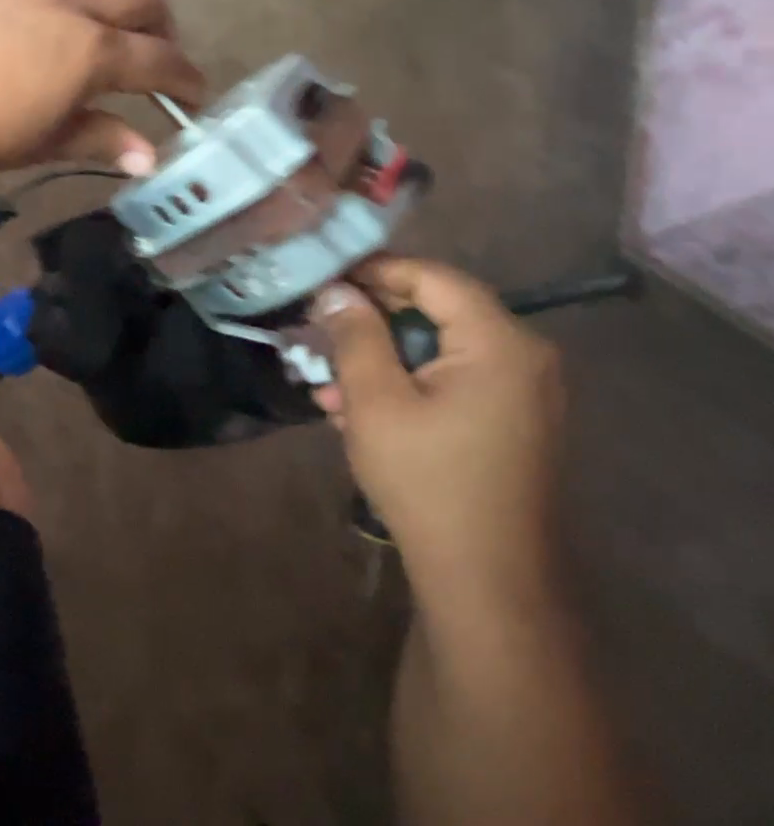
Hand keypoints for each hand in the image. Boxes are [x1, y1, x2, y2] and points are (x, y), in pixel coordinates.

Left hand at [0, 0, 204, 176]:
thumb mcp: (44, 143)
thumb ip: (100, 140)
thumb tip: (149, 157)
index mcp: (93, 49)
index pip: (159, 60)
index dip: (185, 79)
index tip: (194, 96)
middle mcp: (70, 2)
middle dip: (161, 27)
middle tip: (154, 58)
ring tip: (105, 10)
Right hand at [310, 258, 563, 584]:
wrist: (484, 567)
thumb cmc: (425, 475)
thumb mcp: (374, 401)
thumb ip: (355, 337)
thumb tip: (336, 292)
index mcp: (498, 344)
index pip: (435, 279)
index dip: (376, 270)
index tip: (322, 277)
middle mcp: (522, 357)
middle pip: (438, 312)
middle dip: (371, 320)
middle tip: (316, 331)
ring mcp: (520, 391)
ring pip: (437, 350)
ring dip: (379, 359)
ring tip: (326, 385)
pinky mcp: (509, 420)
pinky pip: (450, 380)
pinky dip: (404, 384)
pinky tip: (356, 411)